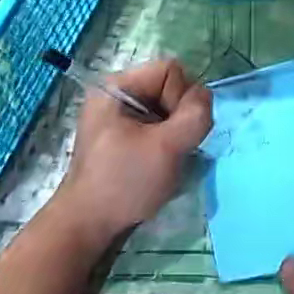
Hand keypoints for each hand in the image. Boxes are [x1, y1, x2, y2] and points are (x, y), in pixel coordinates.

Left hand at [53, 59, 212, 244]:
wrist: (89, 223)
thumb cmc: (125, 182)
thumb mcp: (167, 147)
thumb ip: (194, 115)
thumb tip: (204, 97)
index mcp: (118, 86)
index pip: (170, 70)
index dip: (182, 97)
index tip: (172, 132)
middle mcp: (116, 95)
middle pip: (169, 87)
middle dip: (180, 116)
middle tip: (172, 148)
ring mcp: (117, 116)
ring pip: (165, 109)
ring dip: (174, 132)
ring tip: (165, 159)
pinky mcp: (121, 137)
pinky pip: (155, 126)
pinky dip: (164, 142)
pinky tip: (157, 164)